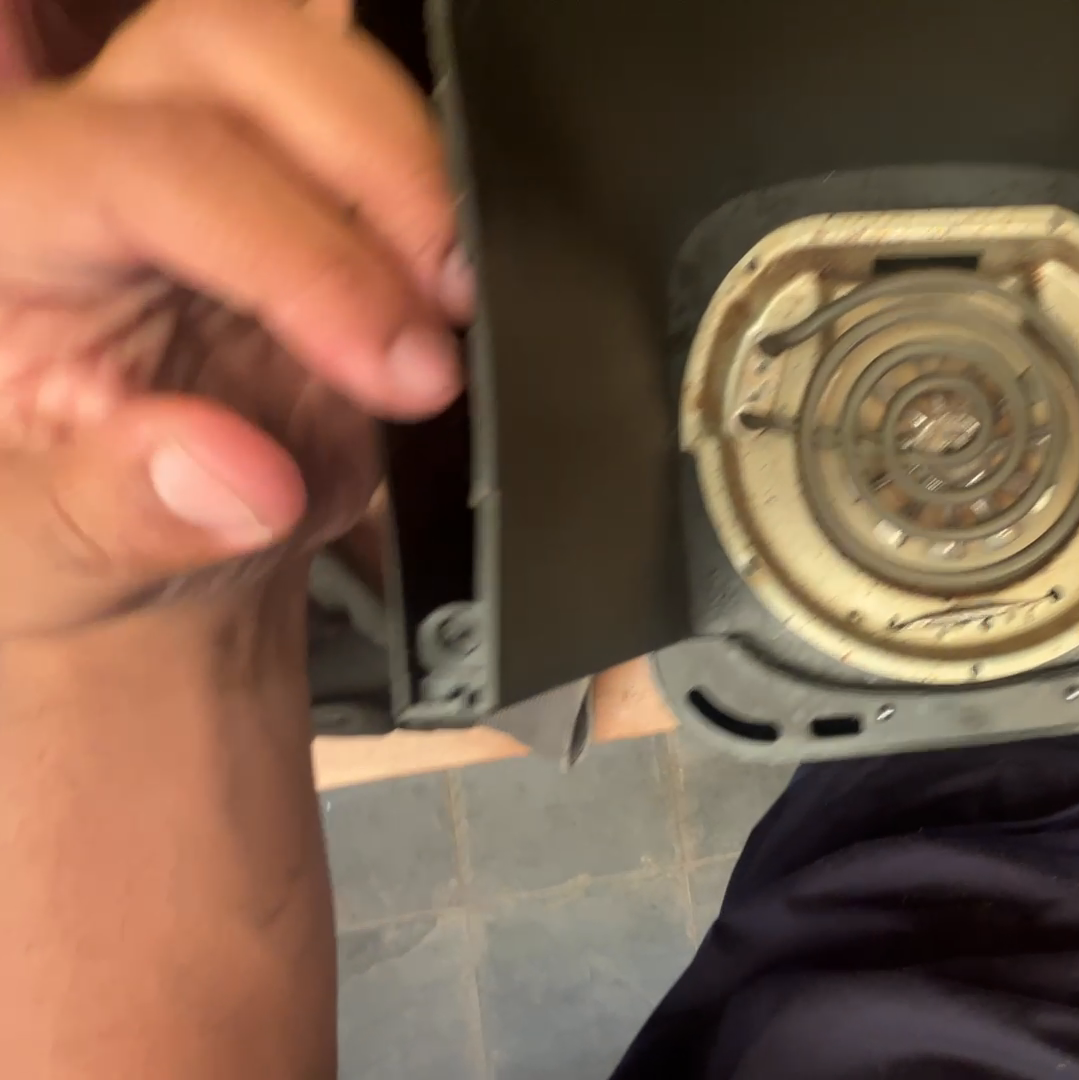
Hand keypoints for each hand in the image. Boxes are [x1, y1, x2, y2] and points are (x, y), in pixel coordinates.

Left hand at [0, 0, 466, 639]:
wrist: (183, 522)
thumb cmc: (98, 534)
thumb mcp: (67, 562)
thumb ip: (118, 519)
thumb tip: (231, 472)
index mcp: (0, 233)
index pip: (151, 168)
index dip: (305, 261)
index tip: (407, 372)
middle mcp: (107, 168)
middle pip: (233, 46)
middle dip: (379, 165)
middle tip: (453, 294)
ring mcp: (236, 175)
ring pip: (327, 57)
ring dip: (430, 166)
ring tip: (469, 291)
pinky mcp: (334, 205)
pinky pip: (396, 131)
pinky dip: (456, 179)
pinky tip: (476, 267)